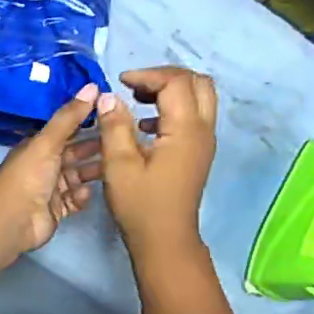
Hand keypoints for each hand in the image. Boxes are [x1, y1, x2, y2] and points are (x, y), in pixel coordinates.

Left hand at [0, 85, 104, 253]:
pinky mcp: (56, 210)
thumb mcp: (47, 143)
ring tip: (117, 166)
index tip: (116, 115)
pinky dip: (82, 196)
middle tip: (126, 141)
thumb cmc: (27, 178)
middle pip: (76, 153)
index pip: (67, 131)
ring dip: (94, 172)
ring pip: (79, 176)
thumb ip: (69, 117)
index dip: (88, 122)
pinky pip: (75, 199)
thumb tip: (92, 86)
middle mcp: (44, 166)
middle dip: (97, 148)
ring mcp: (50, 189)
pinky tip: (86, 193)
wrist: (12, 222)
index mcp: (37, 147)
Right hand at [87, 67, 218, 261]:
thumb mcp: (118, 164)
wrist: (164, 238)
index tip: (119, 82)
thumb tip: (109, 96)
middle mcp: (202, 130)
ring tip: (137, 100)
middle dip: (165, 77)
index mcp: (185, 129)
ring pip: (199, 98)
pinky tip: (144, 125)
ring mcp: (203, 142)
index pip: (175, 82)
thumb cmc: (139, 203)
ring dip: (170, 91)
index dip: (147, 75)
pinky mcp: (197, 153)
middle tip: (134, 86)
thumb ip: (115, 126)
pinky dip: (172, 108)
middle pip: (197, 83)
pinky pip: (193, 116)